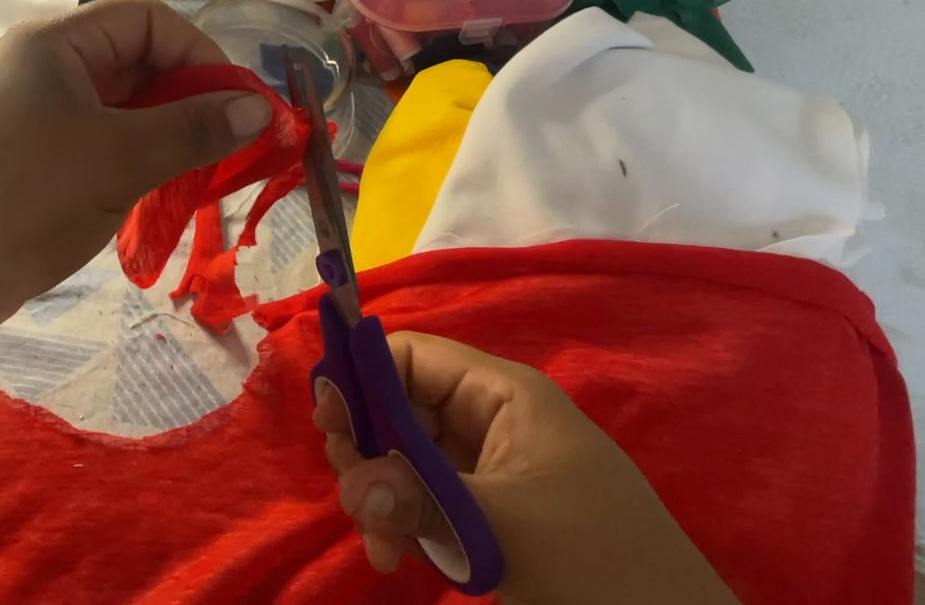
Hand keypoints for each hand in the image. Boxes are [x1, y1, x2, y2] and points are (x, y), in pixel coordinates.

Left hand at [0, 0, 273, 332]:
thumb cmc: (24, 200)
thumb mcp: (119, 159)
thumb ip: (193, 129)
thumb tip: (260, 107)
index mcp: (55, 44)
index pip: (148, 22)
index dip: (201, 55)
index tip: (239, 107)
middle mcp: (39, 66)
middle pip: (133, 62)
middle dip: (186, 100)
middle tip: (227, 149)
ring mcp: (29, 112)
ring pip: (116, 108)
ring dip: (161, 135)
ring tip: (196, 175)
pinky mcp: (24, 155)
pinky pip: (92, 141)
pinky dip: (129, 159)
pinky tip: (151, 192)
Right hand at [318, 333, 738, 604]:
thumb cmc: (598, 568)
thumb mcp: (503, 528)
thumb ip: (417, 496)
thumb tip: (351, 482)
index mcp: (501, 393)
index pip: (410, 356)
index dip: (361, 376)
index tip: (326, 421)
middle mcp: (489, 418)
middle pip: (398, 407)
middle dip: (368, 451)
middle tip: (355, 498)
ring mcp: (486, 467)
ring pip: (404, 458)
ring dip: (380, 496)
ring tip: (383, 547)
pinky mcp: (486, 511)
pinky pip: (423, 498)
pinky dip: (401, 522)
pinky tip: (396, 557)